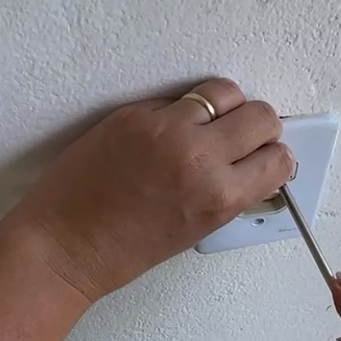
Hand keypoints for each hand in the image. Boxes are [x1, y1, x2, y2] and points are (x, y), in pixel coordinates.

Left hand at [3, 78, 294, 303]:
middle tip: (242, 137)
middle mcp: (199, 157)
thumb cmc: (124, 249)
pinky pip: (177, 98)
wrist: (63, 244)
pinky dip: (180, 110)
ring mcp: (165, 128)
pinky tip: (166, 131)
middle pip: (262, 114)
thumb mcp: (195, 229)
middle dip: (259, 126)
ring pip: (224, 91)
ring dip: (224, 106)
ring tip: (208, 123)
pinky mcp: (135, 114)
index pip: (277, 158)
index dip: (274, 156)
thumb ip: (227, 192)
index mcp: (219, 197)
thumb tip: (252, 164)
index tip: (264, 157)